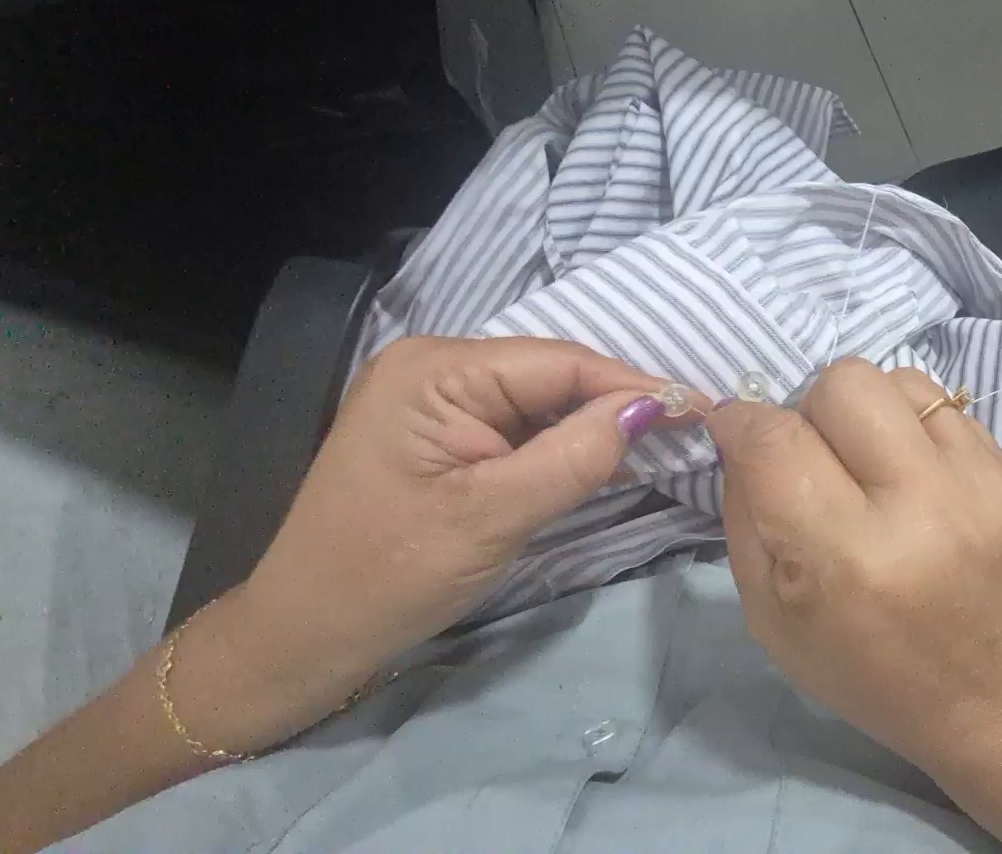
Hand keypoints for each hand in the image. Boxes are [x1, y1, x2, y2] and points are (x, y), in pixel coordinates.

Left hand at [193, 336, 699, 750]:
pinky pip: (524, 422)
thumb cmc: (388, 577)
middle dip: (618, 403)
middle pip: (554, 374)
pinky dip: (566, 441)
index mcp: (435, 370)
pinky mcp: (447, 428)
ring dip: (596, 423)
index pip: (560, 363)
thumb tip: (654, 407)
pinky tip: (606, 455)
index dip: (633, 386)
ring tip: (663, 440)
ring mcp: (439, 396)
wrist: (302, 637)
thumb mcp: (492, 517)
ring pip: (544, 398)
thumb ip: (576, 456)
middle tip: (689, 427)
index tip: (699, 408)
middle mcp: (437, 365)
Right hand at [703, 358, 1001, 772]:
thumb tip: (742, 430)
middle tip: (814, 455)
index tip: (735, 430)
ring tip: (868, 462)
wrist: (988, 698)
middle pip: (844, 383)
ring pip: (896, 379)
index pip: (776, 441)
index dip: (741, 422)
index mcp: (850, 558)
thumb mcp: (769, 614)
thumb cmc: (863, 669)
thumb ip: (745, 512)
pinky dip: (910, 425)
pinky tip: (913, 475)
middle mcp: (922, 508)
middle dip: (809, 408)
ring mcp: (980, 484)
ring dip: (864, 409)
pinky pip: (943, 404)